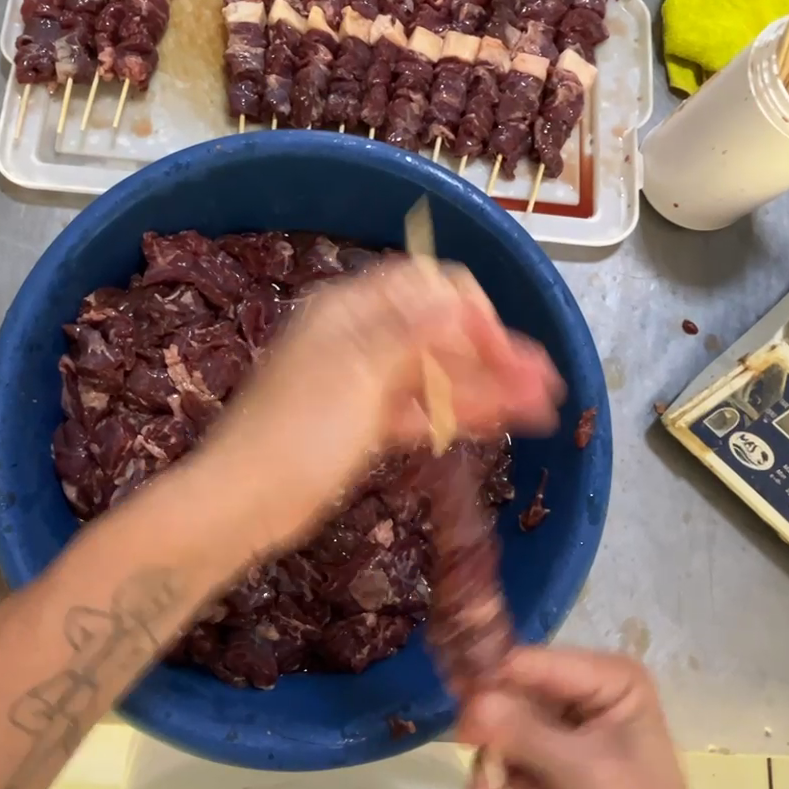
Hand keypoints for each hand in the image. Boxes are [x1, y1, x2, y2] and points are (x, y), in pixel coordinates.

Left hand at [191, 260, 561, 552]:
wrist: (243, 501)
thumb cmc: (298, 431)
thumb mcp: (358, 372)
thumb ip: (414, 332)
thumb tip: (458, 295)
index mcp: (351, 310)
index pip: (425, 287)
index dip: (470, 311)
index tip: (503, 348)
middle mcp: (360, 337)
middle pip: (437, 333)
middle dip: (492, 353)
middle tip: (545, 381)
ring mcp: (362, 381)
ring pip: (434, 374)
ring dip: (486, 386)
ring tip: (541, 406)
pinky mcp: (364, 422)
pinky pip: (419, 408)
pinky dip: (457, 413)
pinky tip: (499, 423)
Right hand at [459, 647, 699, 788]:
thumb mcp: (582, 773)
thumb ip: (524, 731)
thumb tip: (468, 700)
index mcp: (610, 679)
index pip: (534, 662)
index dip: (493, 677)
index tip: (457, 696)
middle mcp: (587, 693)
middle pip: (514, 692)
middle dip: (493, 730)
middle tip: (466, 747)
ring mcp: (567, 728)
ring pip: (503, 723)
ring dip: (493, 759)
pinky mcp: (550, 761)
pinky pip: (506, 751)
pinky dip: (497, 776)